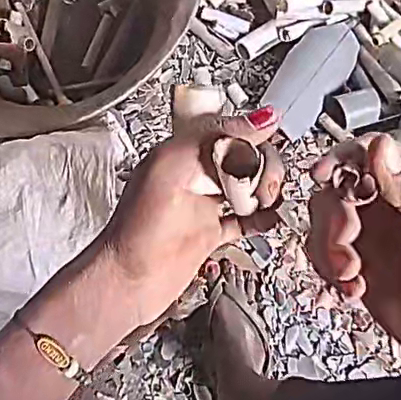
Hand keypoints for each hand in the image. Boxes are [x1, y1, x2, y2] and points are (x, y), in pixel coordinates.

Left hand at [90, 107, 286, 328]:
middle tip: (262, 188)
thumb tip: (260, 118)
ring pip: (251, 186)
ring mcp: (204, 205)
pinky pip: (248, 220)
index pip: (233, 131)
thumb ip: (213, 137)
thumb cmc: (137, 230)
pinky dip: (265, 218)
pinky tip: (273, 217)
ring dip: (268, 191)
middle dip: (264, 168)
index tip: (268, 149)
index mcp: (183, 153)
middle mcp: (195, 176)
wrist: (127, 281)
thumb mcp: (172, 168)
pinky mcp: (210, 233)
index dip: (254, 139)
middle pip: (248, 158)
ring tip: (267, 202)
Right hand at [307, 133, 400, 385]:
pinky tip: (354, 288)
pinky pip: (321, 254)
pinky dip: (328, 271)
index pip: (373, 153)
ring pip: (323, 220)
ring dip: (328, 247)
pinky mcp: (356, 265)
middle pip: (337, 186)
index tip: (326, 173)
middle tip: (348, 240)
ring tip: (351, 272)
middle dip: (334, 214)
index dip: (343, 158)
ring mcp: (372, 237)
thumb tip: (384, 152)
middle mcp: (393, 207)